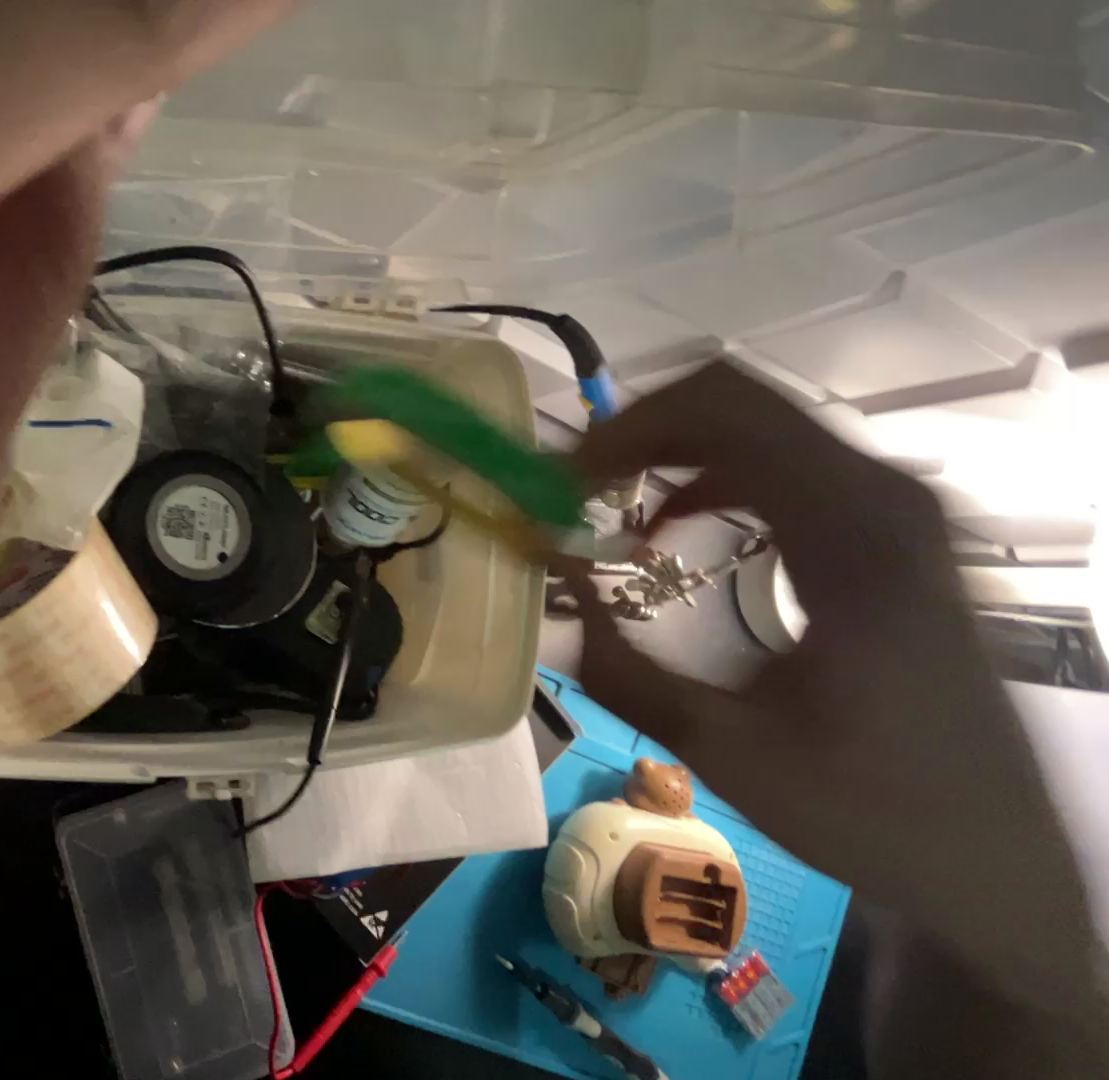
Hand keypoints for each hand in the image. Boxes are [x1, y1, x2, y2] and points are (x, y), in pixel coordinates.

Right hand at [569, 363, 1098, 1017]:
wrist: (991, 850)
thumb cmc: (867, 807)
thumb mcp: (722, 748)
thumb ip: (619, 666)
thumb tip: (549, 576)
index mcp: (854, 542)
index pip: (728, 416)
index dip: (623, 434)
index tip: (554, 486)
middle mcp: (883, 499)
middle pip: (736, 400)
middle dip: (632, 433)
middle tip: (563, 491)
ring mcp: (890, 508)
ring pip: (753, 422)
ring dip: (661, 450)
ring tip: (596, 503)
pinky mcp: (882, 529)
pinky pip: (775, 460)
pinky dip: (699, 473)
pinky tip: (662, 527)